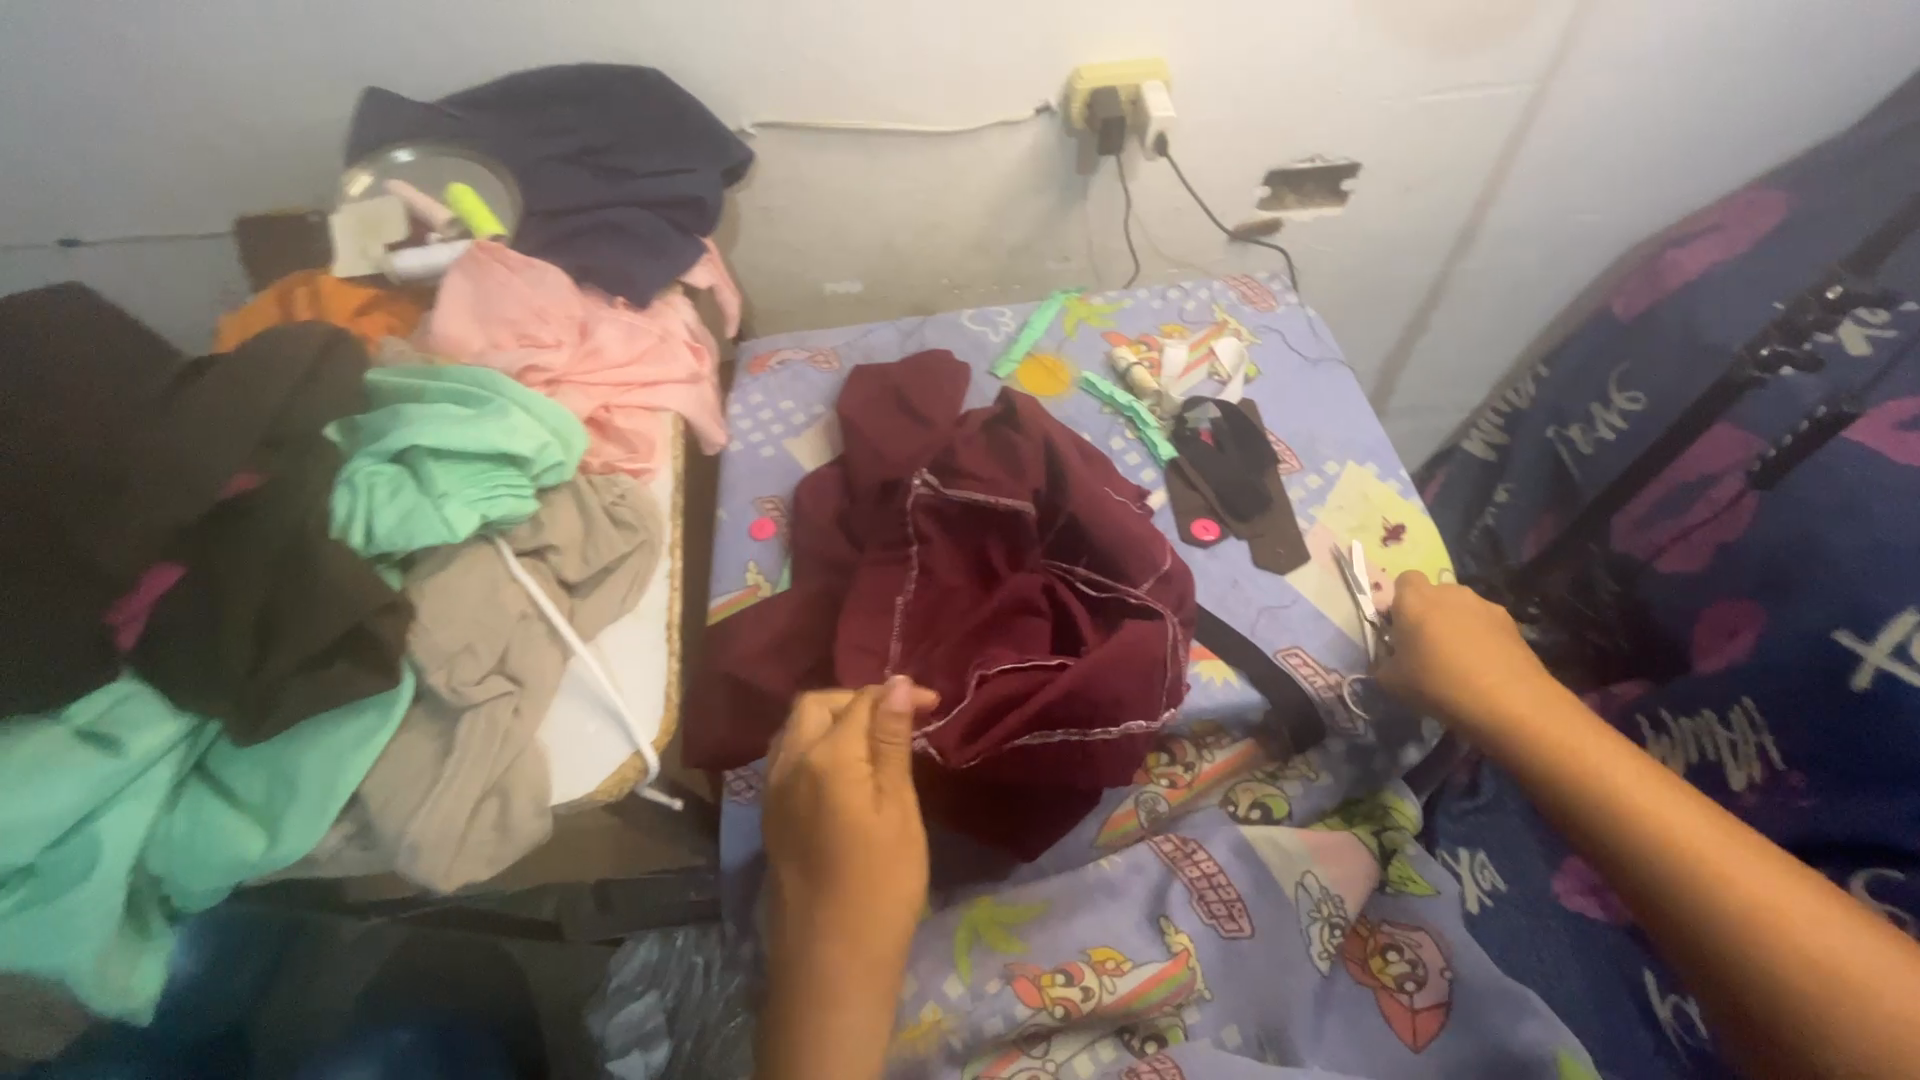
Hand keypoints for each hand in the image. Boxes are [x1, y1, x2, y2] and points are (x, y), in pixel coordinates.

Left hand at [762, 677, 938, 966]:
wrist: (830, 961)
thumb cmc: (880, 884)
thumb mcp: (897, 808)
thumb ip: (891, 741)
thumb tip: (895, 684)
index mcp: (825, 757)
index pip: (860, 701)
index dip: (897, 694)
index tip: (934, 704)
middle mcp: (788, 763)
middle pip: (816, 705)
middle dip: (856, 699)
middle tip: (899, 719)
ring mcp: (773, 790)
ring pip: (795, 729)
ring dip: (832, 720)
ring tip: (874, 739)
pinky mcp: (771, 815)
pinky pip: (787, 757)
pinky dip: (816, 746)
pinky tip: (845, 769)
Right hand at [1376, 570, 1556, 732]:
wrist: (1508, 702)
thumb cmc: (1438, 685)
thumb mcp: (1391, 681)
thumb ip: (1383, 662)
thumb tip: (1389, 660)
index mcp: (1413, 601)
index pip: (1403, 579)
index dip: (1400, 600)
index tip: (1400, 627)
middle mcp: (1449, 593)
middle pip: (1434, 593)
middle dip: (1428, 612)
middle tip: (1426, 646)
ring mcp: (1484, 605)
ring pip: (1461, 607)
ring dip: (1456, 624)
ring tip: (1459, 658)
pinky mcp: (1511, 622)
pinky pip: (1485, 622)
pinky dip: (1481, 636)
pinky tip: (1483, 665)